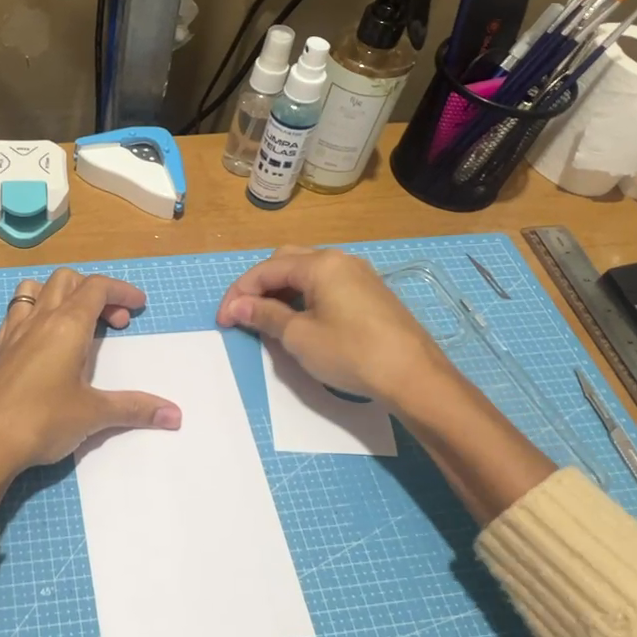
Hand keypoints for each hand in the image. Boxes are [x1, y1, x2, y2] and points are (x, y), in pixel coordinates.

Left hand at [0, 270, 180, 513]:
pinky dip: (36, 313)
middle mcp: (39, 319)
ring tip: (76, 322)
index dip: (121, 290)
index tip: (138, 306)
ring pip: (35, 289)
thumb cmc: (43, 420)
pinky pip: (17, 313)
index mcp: (66, 325)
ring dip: (60, 294)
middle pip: (67, 280)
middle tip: (113, 323)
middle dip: (94, 291)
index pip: (97, 287)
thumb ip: (135, 408)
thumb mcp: (94, 414)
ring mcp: (13, 332)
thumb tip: (175, 415)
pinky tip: (43, 343)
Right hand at [216, 246, 449, 405]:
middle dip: (259, 286)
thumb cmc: (351, 353)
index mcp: (320, 264)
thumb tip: (237, 307)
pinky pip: (327, 285)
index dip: (239, 293)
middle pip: (287, 262)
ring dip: (281, 292)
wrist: (413, 376)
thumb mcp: (299, 336)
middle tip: (242, 314)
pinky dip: (304, 298)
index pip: (266, 269)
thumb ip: (265, 315)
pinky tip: (299, 321)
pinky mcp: (371, 294)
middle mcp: (340, 260)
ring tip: (266, 320)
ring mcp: (359, 275)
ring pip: (308, 273)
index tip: (223, 320)